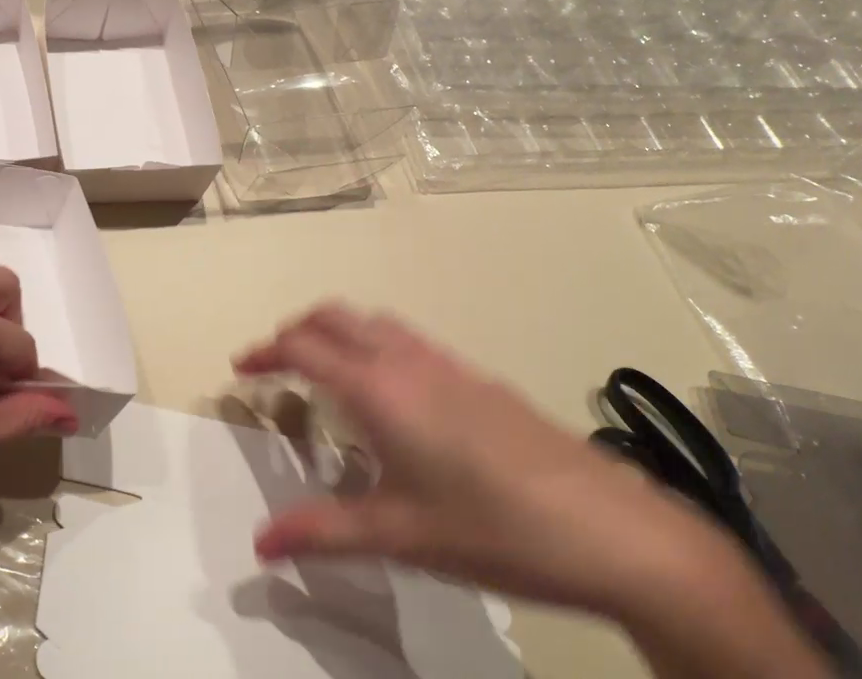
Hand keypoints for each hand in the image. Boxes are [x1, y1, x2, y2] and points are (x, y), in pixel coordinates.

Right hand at [234, 303, 756, 619]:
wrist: (620, 536)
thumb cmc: (494, 530)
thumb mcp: (399, 536)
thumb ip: (321, 533)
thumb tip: (259, 545)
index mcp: (379, 390)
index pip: (303, 347)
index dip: (264, 353)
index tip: (240, 370)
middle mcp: (410, 364)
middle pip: (336, 317)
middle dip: (296, 331)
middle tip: (274, 363)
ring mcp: (453, 368)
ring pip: (377, 323)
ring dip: (338, 333)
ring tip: (326, 373)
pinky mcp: (486, 383)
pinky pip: (411, 343)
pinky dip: (377, 347)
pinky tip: (395, 401)